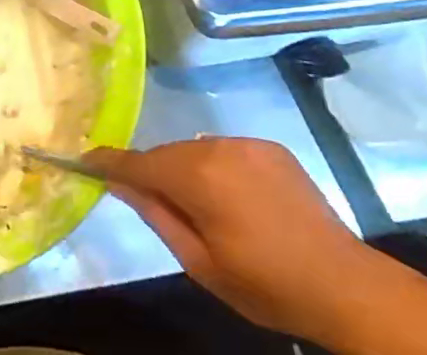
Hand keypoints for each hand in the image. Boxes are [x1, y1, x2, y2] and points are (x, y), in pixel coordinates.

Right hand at [86, 138, 426, 354]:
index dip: (110, 161)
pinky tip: (234, 200)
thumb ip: (157, 215)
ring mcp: (248, 143)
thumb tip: (122, 184)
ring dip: (187, 171)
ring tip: (202, 210)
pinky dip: (216, 168)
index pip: (141, 162)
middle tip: (151, 203)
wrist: (341, 282)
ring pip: (197, 150)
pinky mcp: (271, 147)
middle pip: (169, 154)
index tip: (84, 158)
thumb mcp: (200, 263)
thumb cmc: (264, 283)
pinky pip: (226, 151)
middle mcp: (220, 147)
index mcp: (200, 177)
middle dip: (155, 173)